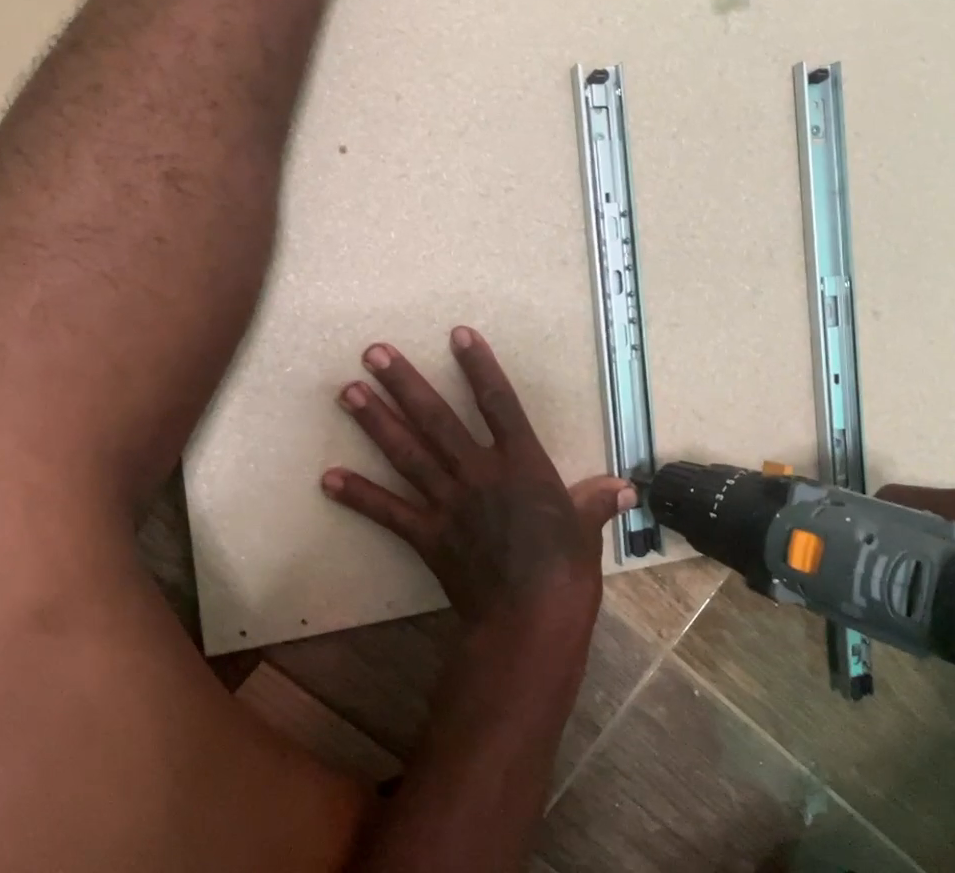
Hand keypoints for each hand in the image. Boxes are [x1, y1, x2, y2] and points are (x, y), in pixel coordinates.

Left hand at [321, 327, 635, 624]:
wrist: (530, 619)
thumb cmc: (566, 571)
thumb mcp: (586, 529)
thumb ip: (597, 500)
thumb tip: (626, 487)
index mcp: (522, 465)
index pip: (499, 403)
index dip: (479, 366)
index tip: (458, 334)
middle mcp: (480, 474)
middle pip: (436, 419)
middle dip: (403, 384)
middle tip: (373, 352)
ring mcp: (449, 503)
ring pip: (407, 454)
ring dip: (376, 422)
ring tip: (348, 392)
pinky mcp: (427, 535)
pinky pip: (388, 512)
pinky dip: (358, 496)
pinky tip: (328, 478)